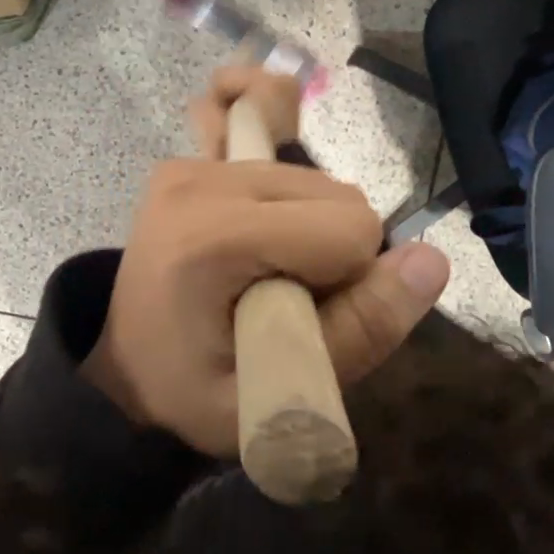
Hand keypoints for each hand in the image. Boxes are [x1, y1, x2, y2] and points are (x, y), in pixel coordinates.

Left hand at [81, 72, 452, 457]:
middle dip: (334, 257)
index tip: (303, 323)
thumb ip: (356, 334)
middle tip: (281, 305)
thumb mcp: (274, 399)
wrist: (121, 373)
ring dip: (311, 235)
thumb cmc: (189, 395)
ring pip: (318, 183)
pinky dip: (285, 196)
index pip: (350, 228)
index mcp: (212, 238)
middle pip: (338, 197)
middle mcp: (198, 181)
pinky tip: (261, 224)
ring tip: (260, 283)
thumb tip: (431, 259)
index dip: (350, 285)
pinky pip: (275, 154)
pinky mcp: (190, 163)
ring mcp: (190, 165)